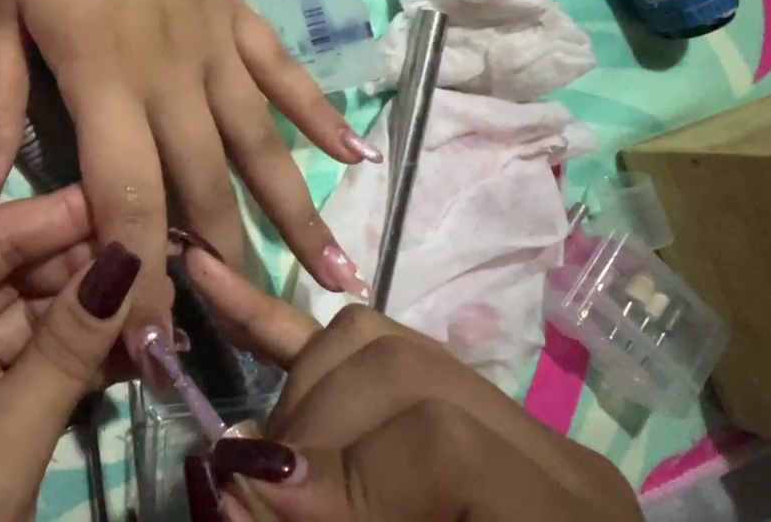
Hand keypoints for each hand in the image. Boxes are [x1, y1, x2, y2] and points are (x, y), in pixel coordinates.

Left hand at [0, 0, 380, 336]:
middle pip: (203, 185)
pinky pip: (282, 69)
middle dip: (224, 267)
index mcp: (103, 77)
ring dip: (294, 211)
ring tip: (334, 276)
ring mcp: (214, 40)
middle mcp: (171, 73)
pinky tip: (354, 153)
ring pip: (259, 140)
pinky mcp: (234, 9)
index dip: (140, 275)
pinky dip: (317, 113)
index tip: (153, 343)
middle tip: (249, 336)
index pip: (128, 197)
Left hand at [0, 189, 139, 521]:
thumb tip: (127, 257)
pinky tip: (131, 354)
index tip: (127, 195)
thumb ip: (63, 350)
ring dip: (85, 322)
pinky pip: (22, 376)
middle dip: (79, 272)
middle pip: (5, 280)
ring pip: (21, 329)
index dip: (56, 217)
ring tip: (161, 305)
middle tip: (161, 260)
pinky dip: (72, 368)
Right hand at [179, 246, 639, 521]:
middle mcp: (541, 446)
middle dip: (311, 423)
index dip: (344, 469)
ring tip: (271, 450)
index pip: (439, 440)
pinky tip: (209, 274)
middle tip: (261, 487)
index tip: (266, 502)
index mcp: (561, 510)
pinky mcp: (442, 400)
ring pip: (373, 335)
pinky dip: (280, 320)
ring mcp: (494, 413)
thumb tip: (236, 483)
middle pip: (398, 366)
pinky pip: (360, 345)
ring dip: (301, 387)